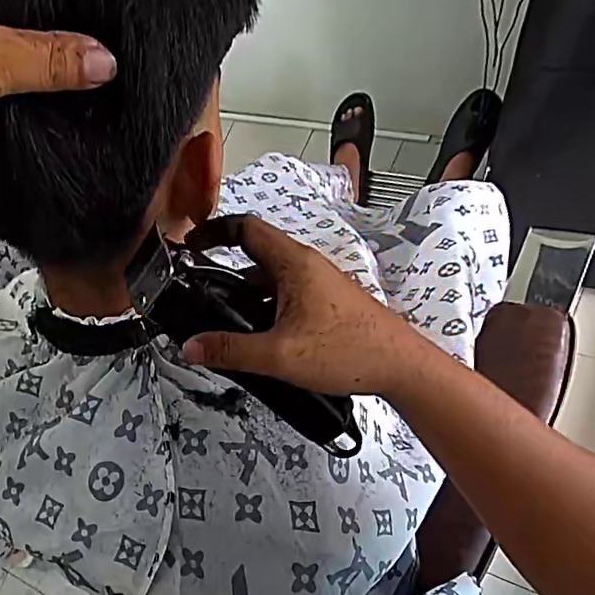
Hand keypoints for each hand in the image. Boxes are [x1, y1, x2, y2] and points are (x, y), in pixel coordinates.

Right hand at [180, 215, 444, 396]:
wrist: (400, 366)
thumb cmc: (355, 350)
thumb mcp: (279, 355)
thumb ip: (230, 351)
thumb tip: (195, 346)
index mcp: (295, 264)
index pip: (245, 227)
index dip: (213, 231)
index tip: (193, 243)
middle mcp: (308, 268)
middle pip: (256, 257)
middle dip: (226, 276)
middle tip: (205, 295)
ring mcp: (320, 286)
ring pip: (272, 282)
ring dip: (249, 299)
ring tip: (232, 326)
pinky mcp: (327, 305)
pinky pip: (288, 298)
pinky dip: (269, 312)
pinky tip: (265, 341)